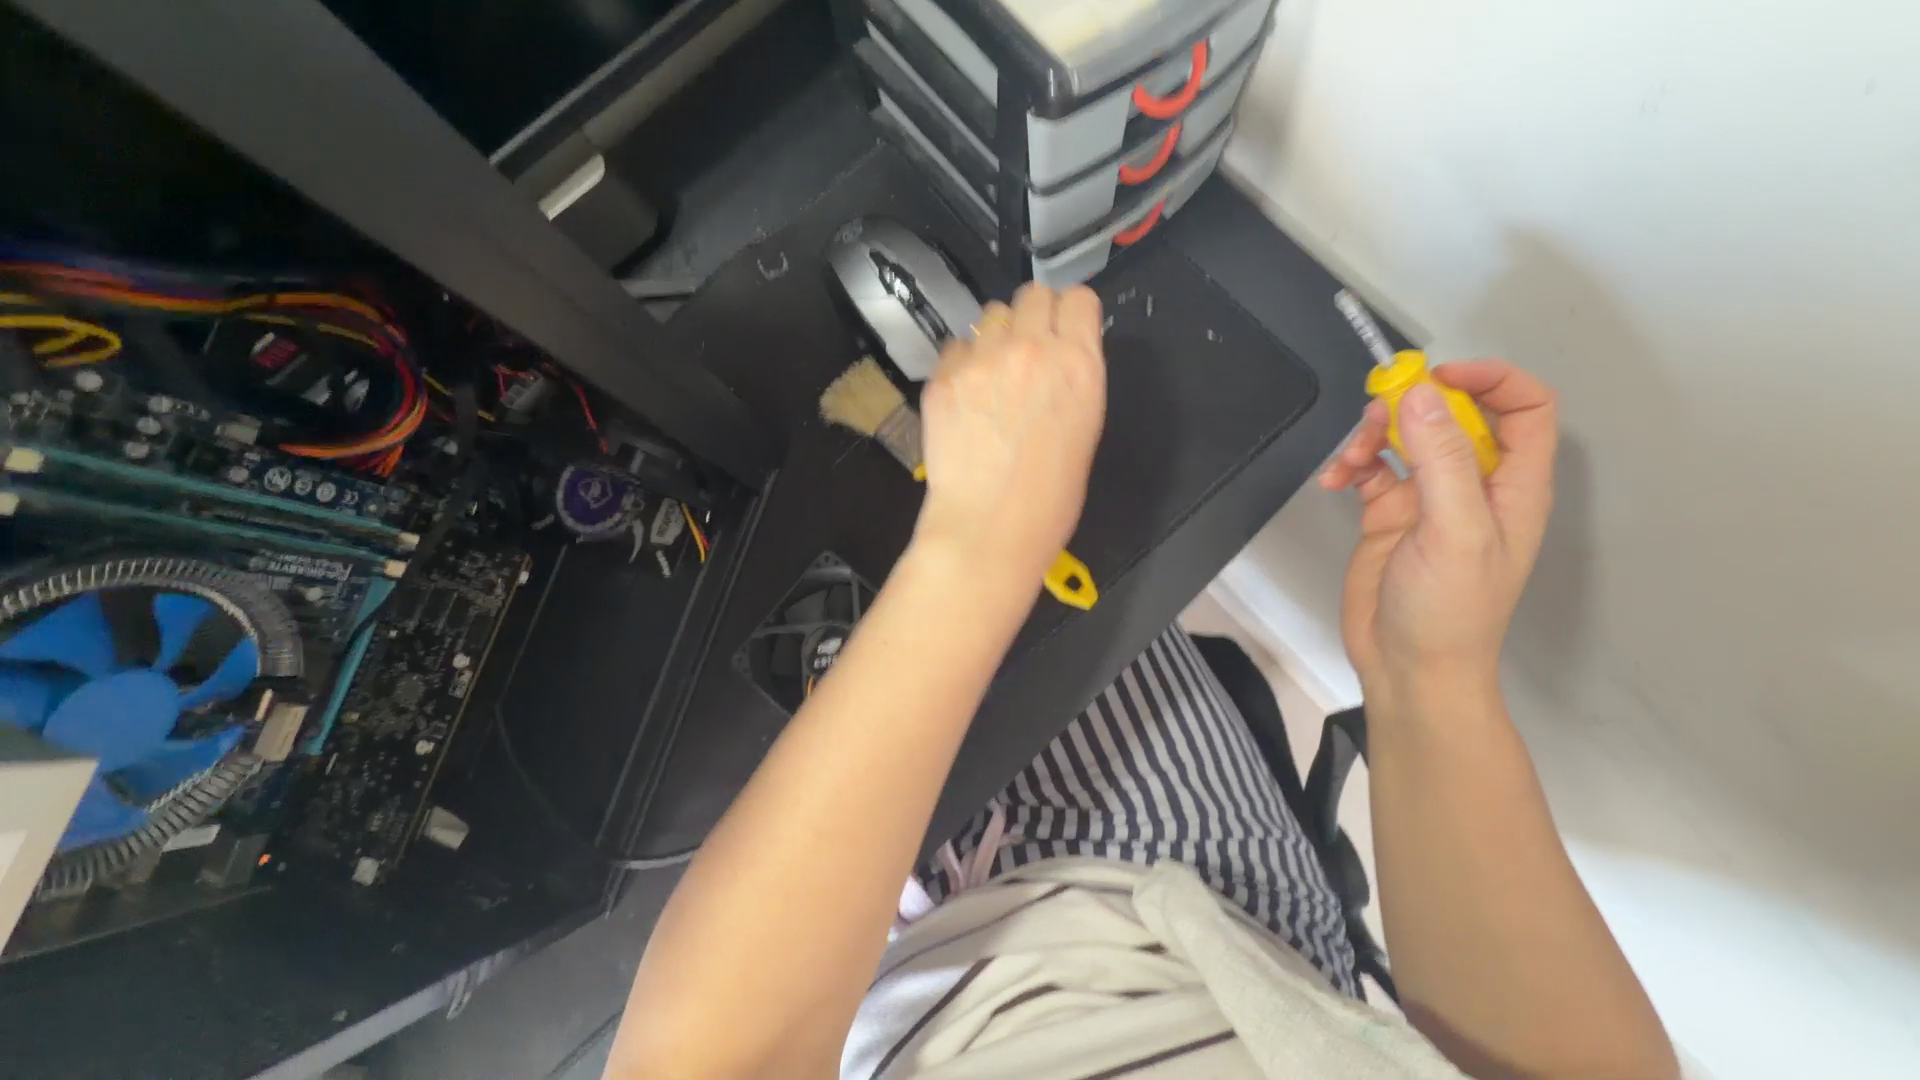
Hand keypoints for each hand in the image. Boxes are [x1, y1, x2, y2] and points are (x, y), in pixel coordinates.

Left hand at [915, 283, 1107, 584]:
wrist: (988, 527)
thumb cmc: (1048, 498)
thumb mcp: (1086, 430)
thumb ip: (1074, 380)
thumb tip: (1060, 360)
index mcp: (1078, 364)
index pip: (1079, 298)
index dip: (1071, 313)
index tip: (1065, 328)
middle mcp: (1031, 348)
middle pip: (1034, 295)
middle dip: (1034, 317)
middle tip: (1028, 352)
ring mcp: (982, 359)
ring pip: (991, 315)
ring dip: (997, 335)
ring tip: (994, 376)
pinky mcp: (943, 376)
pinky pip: (956, 347)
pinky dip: (963, 363)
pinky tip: (967, 398)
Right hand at [1319, 360, 1557, 707]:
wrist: (1408, 668)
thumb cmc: (1450, 609)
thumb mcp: (1453, 531)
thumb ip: (1440, 459)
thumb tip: (1419, 392)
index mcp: (1511, 484)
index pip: (1524, 407)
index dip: (1490, 380)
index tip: (1437, 378)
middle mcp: (1473, 483)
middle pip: (1454, 414)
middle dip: (1414, 406)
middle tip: (1376, 418)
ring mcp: (1428, 499)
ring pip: (1406, 437)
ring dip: (1373, 436)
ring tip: (1347, 461)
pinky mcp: (1388, 515)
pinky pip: (1371, 470)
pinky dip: (1350, 466)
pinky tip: (1334, 482)